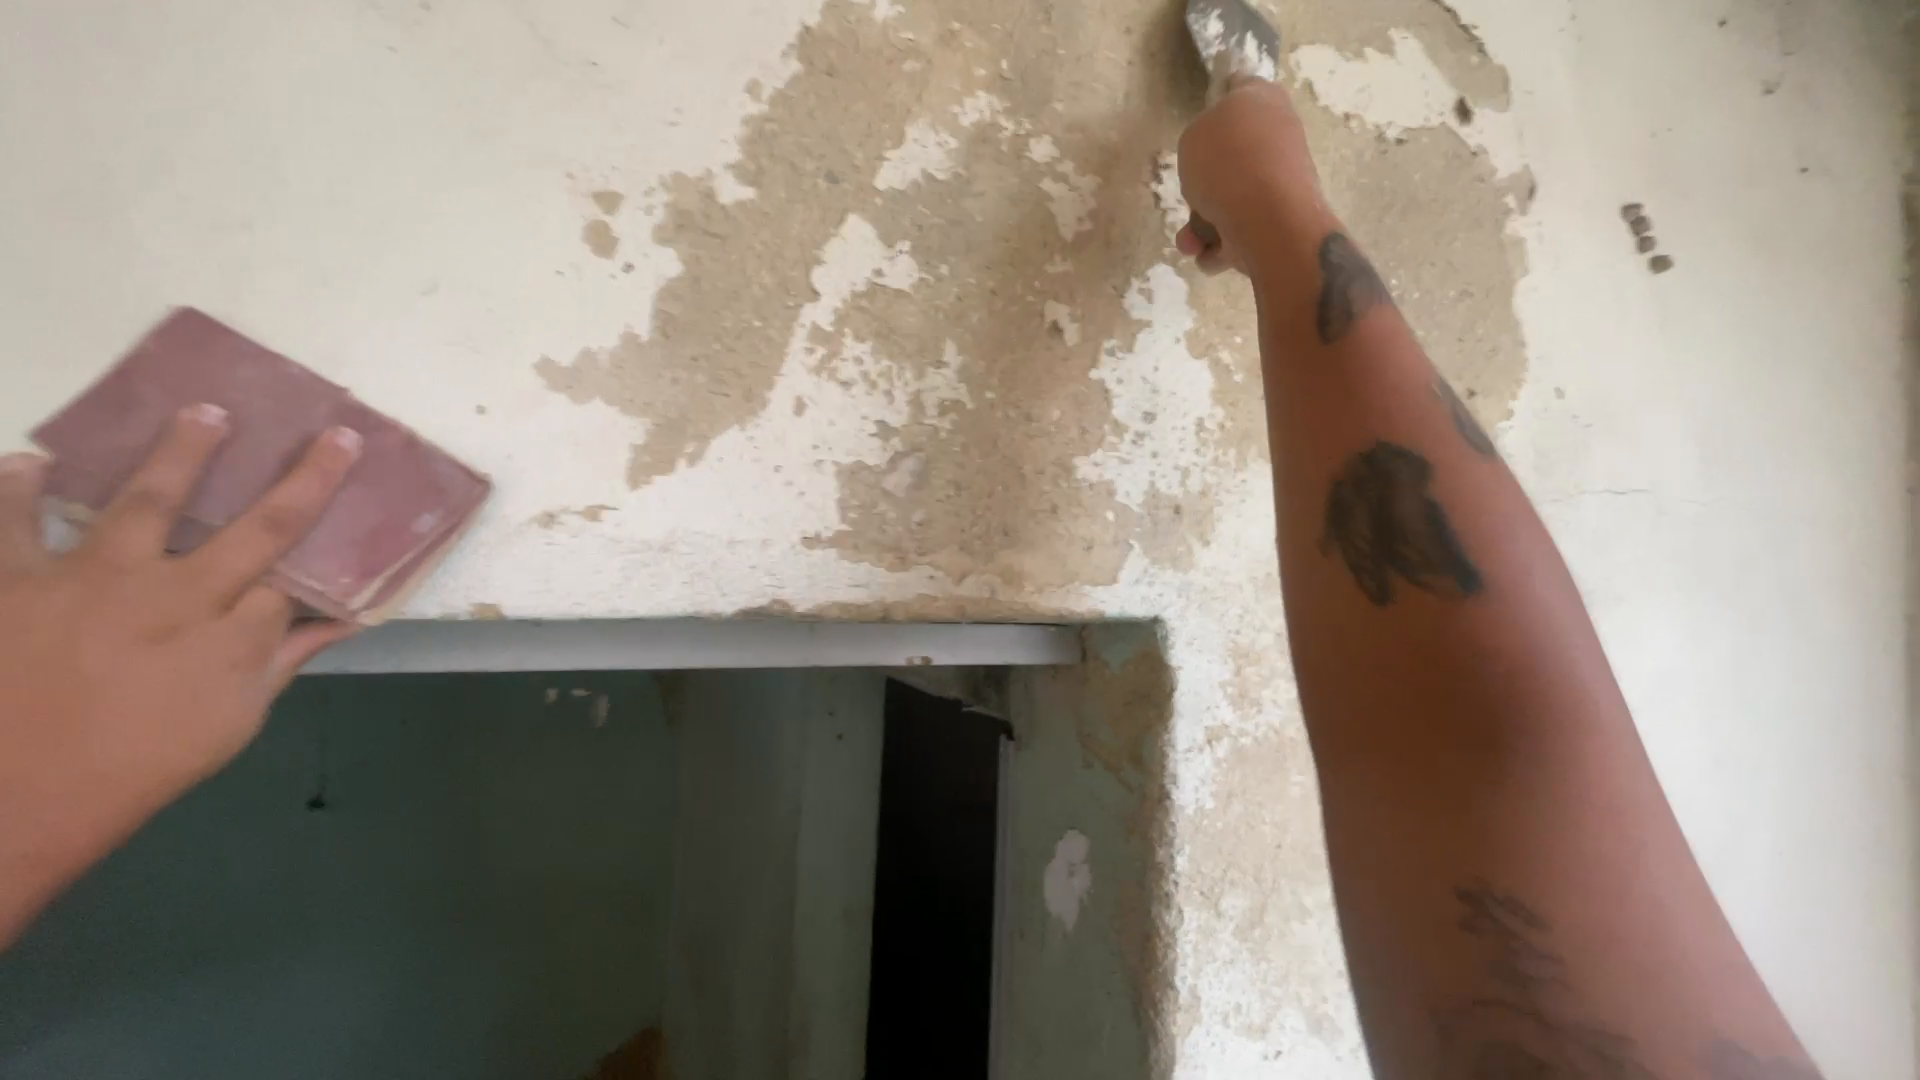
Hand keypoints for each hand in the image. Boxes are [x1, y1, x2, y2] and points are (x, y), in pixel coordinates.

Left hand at [0, 405, 360, 943]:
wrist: (10, 801)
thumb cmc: (142, 760)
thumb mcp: (234, 717)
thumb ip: (282, 658)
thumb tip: (344, 620)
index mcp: (225, 627)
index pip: (290, 575)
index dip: (321, 560)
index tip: (346, 536)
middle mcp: (168, 590)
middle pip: (253, 523)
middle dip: (300, 479)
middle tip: (321, 435)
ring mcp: (82, 581)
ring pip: (138, 502)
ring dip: (177, 455)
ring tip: (201, 412)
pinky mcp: (8, 587)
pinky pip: (6, 529)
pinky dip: (13, 490)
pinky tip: (25, 461)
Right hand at [1176, 77, 1331, 276]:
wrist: (1266, 218)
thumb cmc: (1228, 163)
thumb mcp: (1194, 134)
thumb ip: (1199, 136)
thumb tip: (1211, 151)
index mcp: (1263, 101)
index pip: (1241, 87)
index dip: (1222, 97)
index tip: (1206, 116)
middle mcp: (1276, 137)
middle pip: (1228, 156)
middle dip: (1199, 186)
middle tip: (1190, 195)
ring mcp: (1279, 181)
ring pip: (1227, 200)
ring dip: (1201, 224)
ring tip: (1191, 241)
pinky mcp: (1277, 220)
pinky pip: (1236, 232)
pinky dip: (1218, 246)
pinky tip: (1208, 253)